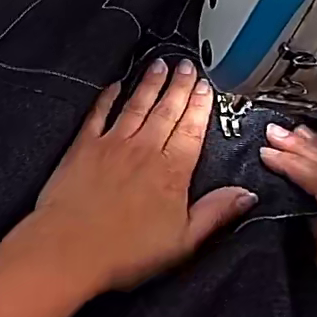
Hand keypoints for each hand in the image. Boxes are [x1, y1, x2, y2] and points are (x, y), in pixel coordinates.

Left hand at [15, 59, 257, 294]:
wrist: (69, 248)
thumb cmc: (125, 252)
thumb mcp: (183, 242)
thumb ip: (216, 213)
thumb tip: (247, 195)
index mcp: (171, 171)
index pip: (192, 129)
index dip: (201, 105)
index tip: (207, 87)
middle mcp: (145, 149)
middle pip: (167, 110)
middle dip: (180, 85)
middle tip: (188, 65)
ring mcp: (113, 144)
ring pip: (137, 105)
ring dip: (151, 83)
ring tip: (161, 64)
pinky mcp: (84, 146)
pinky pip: (99, 113)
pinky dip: (108, 97)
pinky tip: (115, 85)